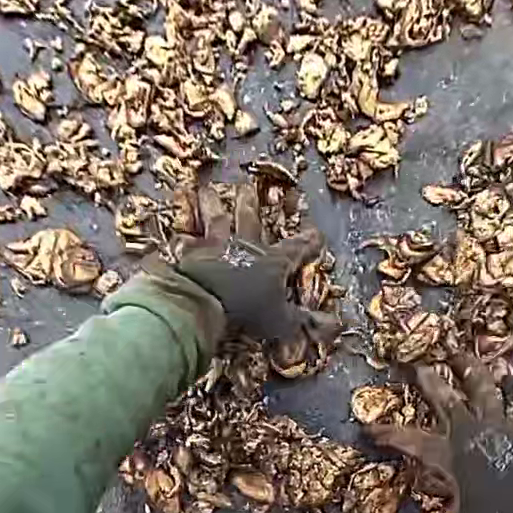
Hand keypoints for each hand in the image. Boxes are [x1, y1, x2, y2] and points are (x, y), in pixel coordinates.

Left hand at [169, 176, 338, 347]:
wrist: (201, 301)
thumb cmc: (246, 311)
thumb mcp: (280, 321)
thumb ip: (305, 322)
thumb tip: (337, 326)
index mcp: (273, 261)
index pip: (297, 248)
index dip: (309, 243)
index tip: (317, 235)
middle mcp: (245, 246)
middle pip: (250, 221)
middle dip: (251, 205)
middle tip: (246, 186)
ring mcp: (215, 247)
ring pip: (216, 221)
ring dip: (212, 206)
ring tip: (207, 190)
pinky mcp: (189, 255)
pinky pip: (185, 242)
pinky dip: (181, 236)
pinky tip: (175, 230)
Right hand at [368, 355, 512, 512]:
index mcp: (450, 454)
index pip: (409, 441)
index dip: (388, 435)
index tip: (369, 428)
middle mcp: (472, 434)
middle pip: (447, 401)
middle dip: (431, 383)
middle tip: (419, 366)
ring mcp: (502, 429)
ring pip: (484, 391)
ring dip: (472, 371)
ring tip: (464, 354)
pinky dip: (510, 396)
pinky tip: (512, 387)